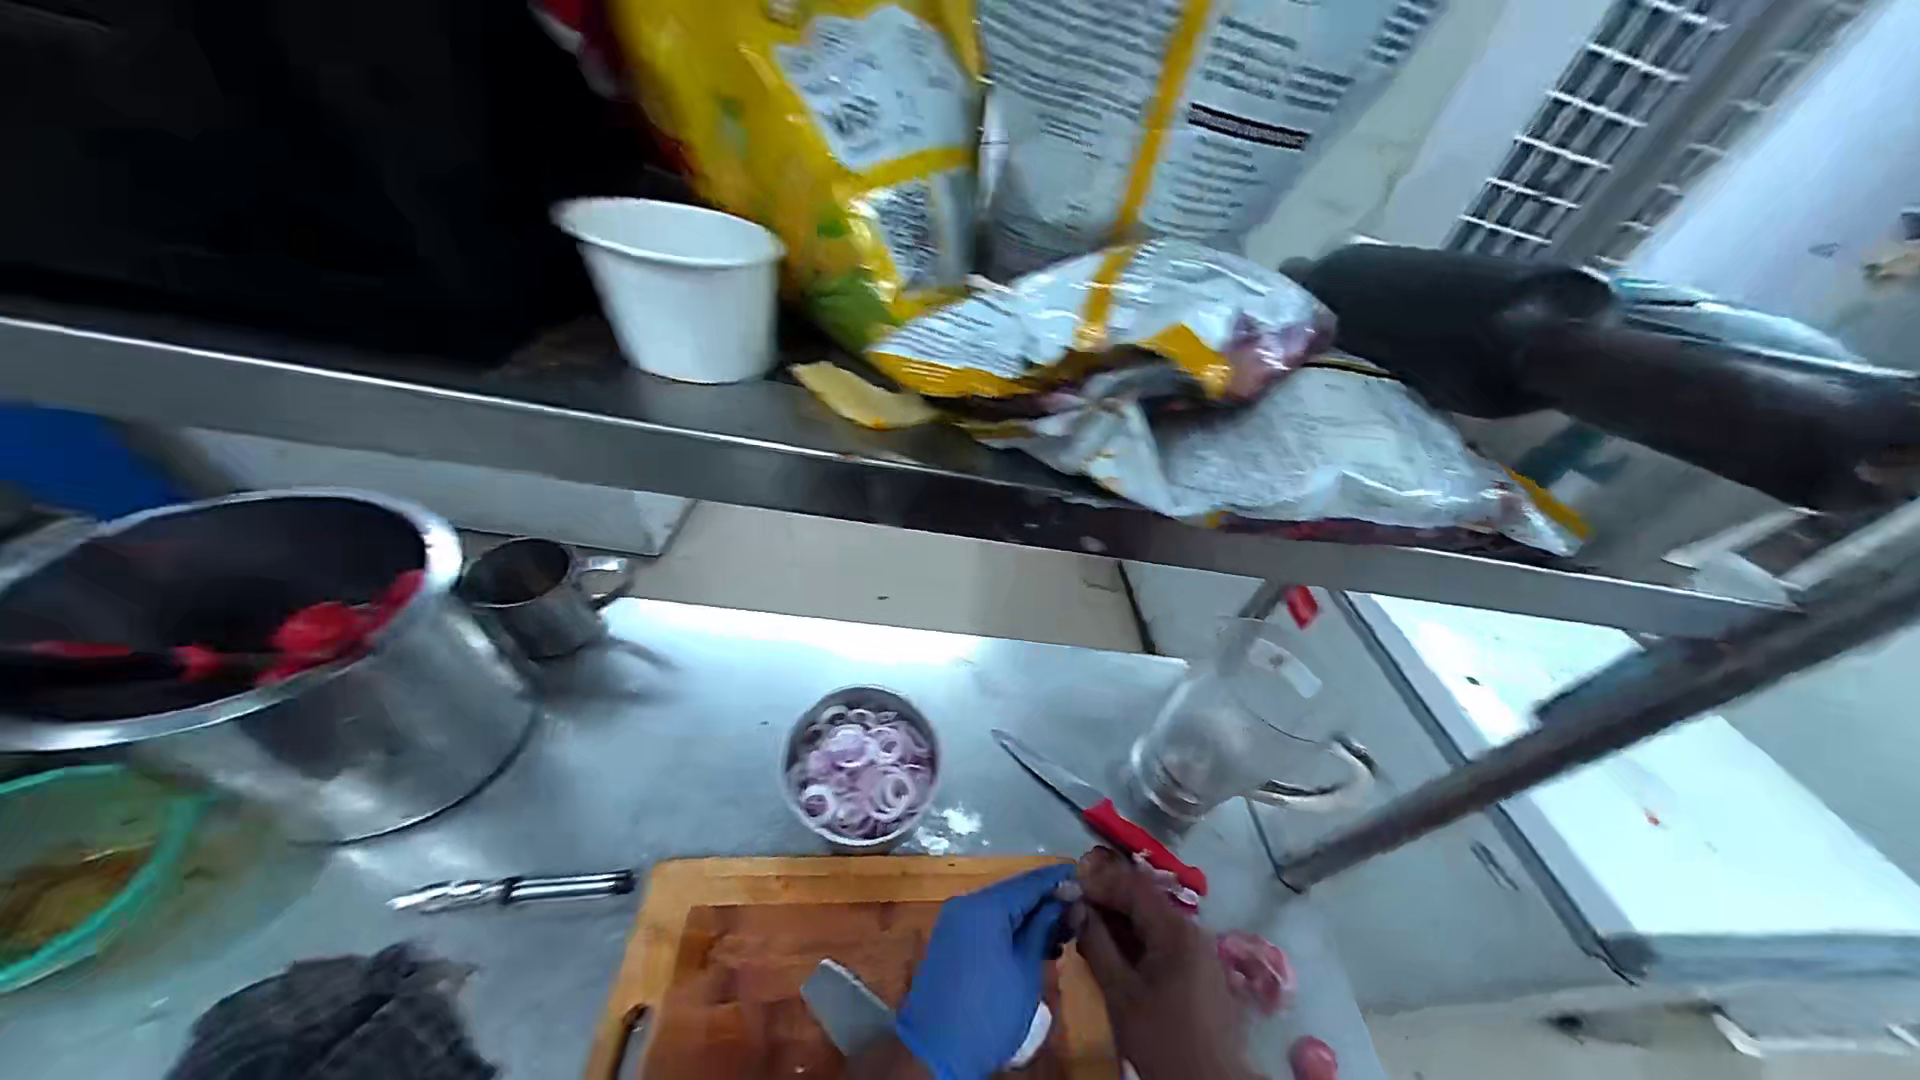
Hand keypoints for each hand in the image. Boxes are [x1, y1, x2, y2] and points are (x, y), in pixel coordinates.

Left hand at [895, 863, 1073, 1079]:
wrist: (935, 1053)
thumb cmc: (989, 1012)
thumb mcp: (1026, 970)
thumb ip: (1044, 928)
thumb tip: (1063, 899)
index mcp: (984, 905)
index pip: (1029, 882)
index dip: (1057, 879)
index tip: (1083, 877)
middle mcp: (966, 903)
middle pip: (1014, 893)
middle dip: (1046, 900)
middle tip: (1078, 911)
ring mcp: (955, 921)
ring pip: (1000, 908)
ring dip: (1029, 917)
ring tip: (1063, 933)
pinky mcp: (951, 940)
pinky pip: (986, 923)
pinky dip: (1010, 929)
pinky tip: (1035, 945)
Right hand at [1073, 847, 1255, 1079]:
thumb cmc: (1163, 1041)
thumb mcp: (1120, 993)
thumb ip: (1096, 942)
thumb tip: (1075, 906)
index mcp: (1175, 929)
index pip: (1132, 886)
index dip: (1097, 884)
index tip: (1067, 891)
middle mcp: (1192, 930)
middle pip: (1143, 900)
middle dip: (1106, 902)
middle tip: (1073, 911)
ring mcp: (1199, 951)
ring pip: (1152, 921)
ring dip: (1119, 922)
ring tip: (1087, 932)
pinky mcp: (1200, 972)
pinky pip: (1162, 941)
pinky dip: (1136, 941)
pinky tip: (1113, 954)